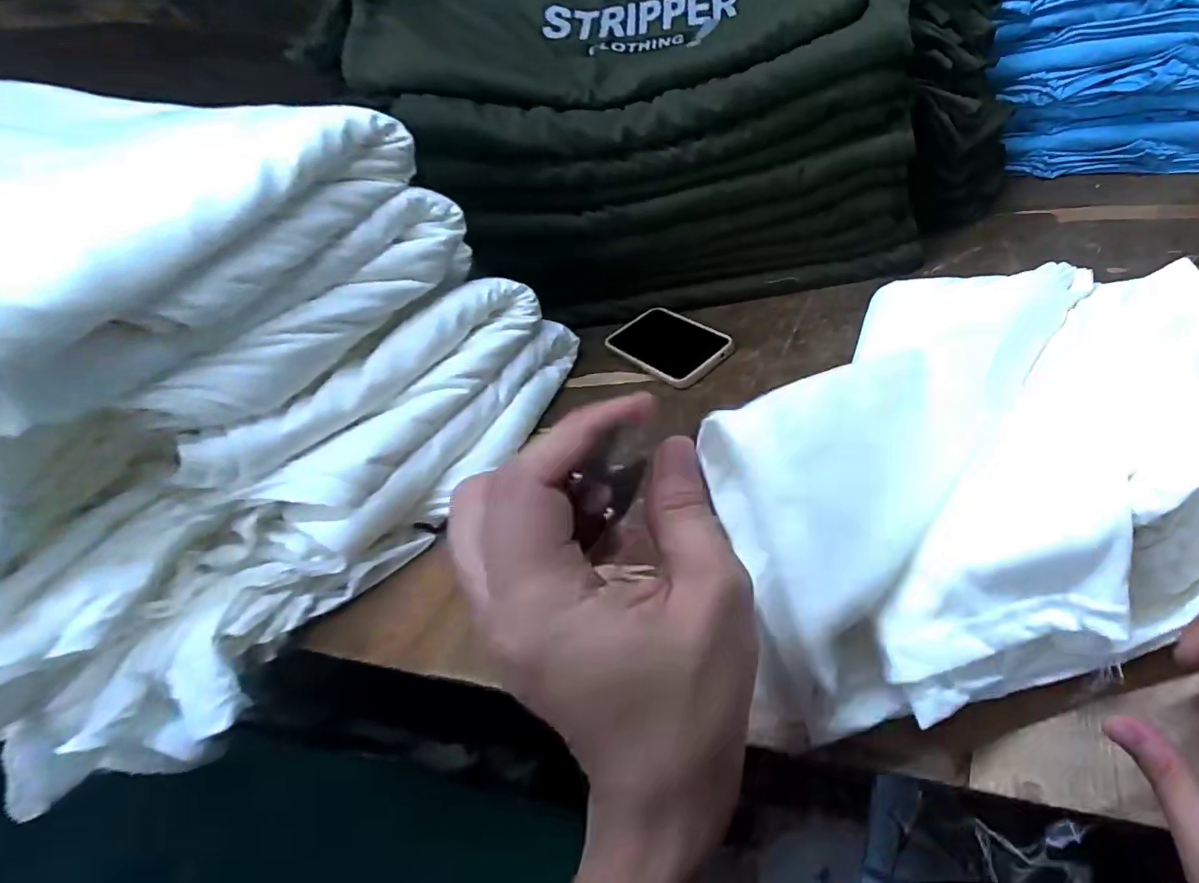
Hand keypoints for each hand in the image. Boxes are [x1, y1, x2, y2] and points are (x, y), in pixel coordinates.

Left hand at [448, 394, 757, 882]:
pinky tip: (618, 519)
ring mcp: (503, 620)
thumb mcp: (713, 592)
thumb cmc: (695, 698)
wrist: (665, 791)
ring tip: (625, 480)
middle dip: (556, 453)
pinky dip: (560, 514)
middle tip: (624, 447)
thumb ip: (687, 510)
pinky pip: (517, 546)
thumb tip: (674, 444)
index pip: (524, 485)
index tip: (644, 408)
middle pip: (485, 495)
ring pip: (491, 520)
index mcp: (536, 603)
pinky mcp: (521, 626)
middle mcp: (498, 608)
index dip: (583, 430)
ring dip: (555, 482)